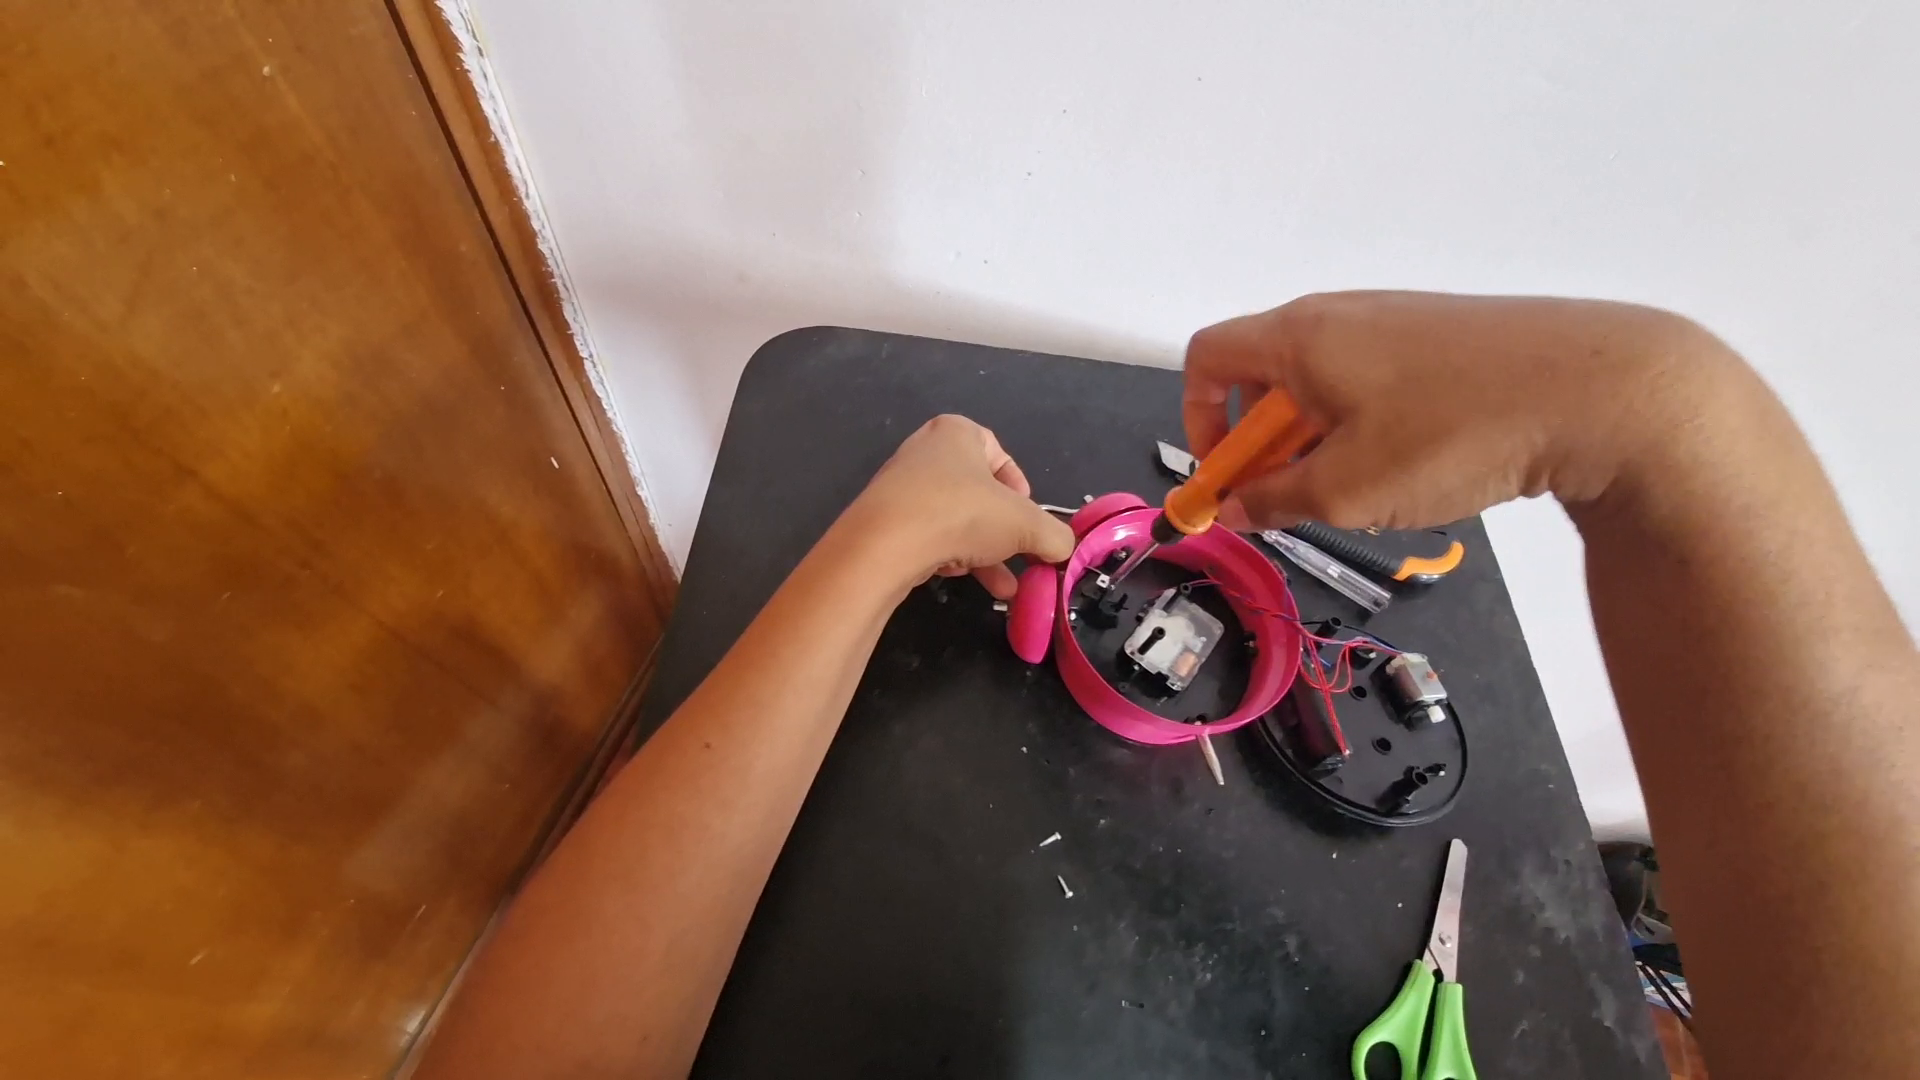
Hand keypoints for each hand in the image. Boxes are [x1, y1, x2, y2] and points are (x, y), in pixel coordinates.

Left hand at [846, 415, 1075, 598]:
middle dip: (1004, 532)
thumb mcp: (1024, 524)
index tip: (1028, 521)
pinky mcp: (886, 520)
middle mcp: (926, 452)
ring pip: (956, 520)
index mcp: (957, 433)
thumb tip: (1063, 548)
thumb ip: (1053, 535)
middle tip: (1020, 557)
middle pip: (979, 494)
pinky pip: (929, 535)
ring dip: (983, 553)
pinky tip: (959, 578)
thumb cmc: (961, 514)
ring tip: (1004, 587)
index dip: (1021, 491)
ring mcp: (902, 487)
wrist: (885, 545)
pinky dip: (949, 556)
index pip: (1000, 456)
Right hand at [1183, 291, 1744, 530]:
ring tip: (1357, 483)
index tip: (1229, 472)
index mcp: (1298, 337)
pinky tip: (1408, 458)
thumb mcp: (1344, 490)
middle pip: (1260, 372)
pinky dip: (1356, 420)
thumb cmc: (1448, 436)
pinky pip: (1366, 375)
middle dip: (1259, 439)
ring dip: (1309, 435)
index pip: (1206, 357)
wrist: (1608, 391)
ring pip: (1316, 380)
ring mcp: (1392, 318)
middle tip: (1291, 490)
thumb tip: (1232, 510)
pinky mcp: (1439, 333)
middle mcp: (1336, 314)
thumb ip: (1271, 500)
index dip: (1197, 418)